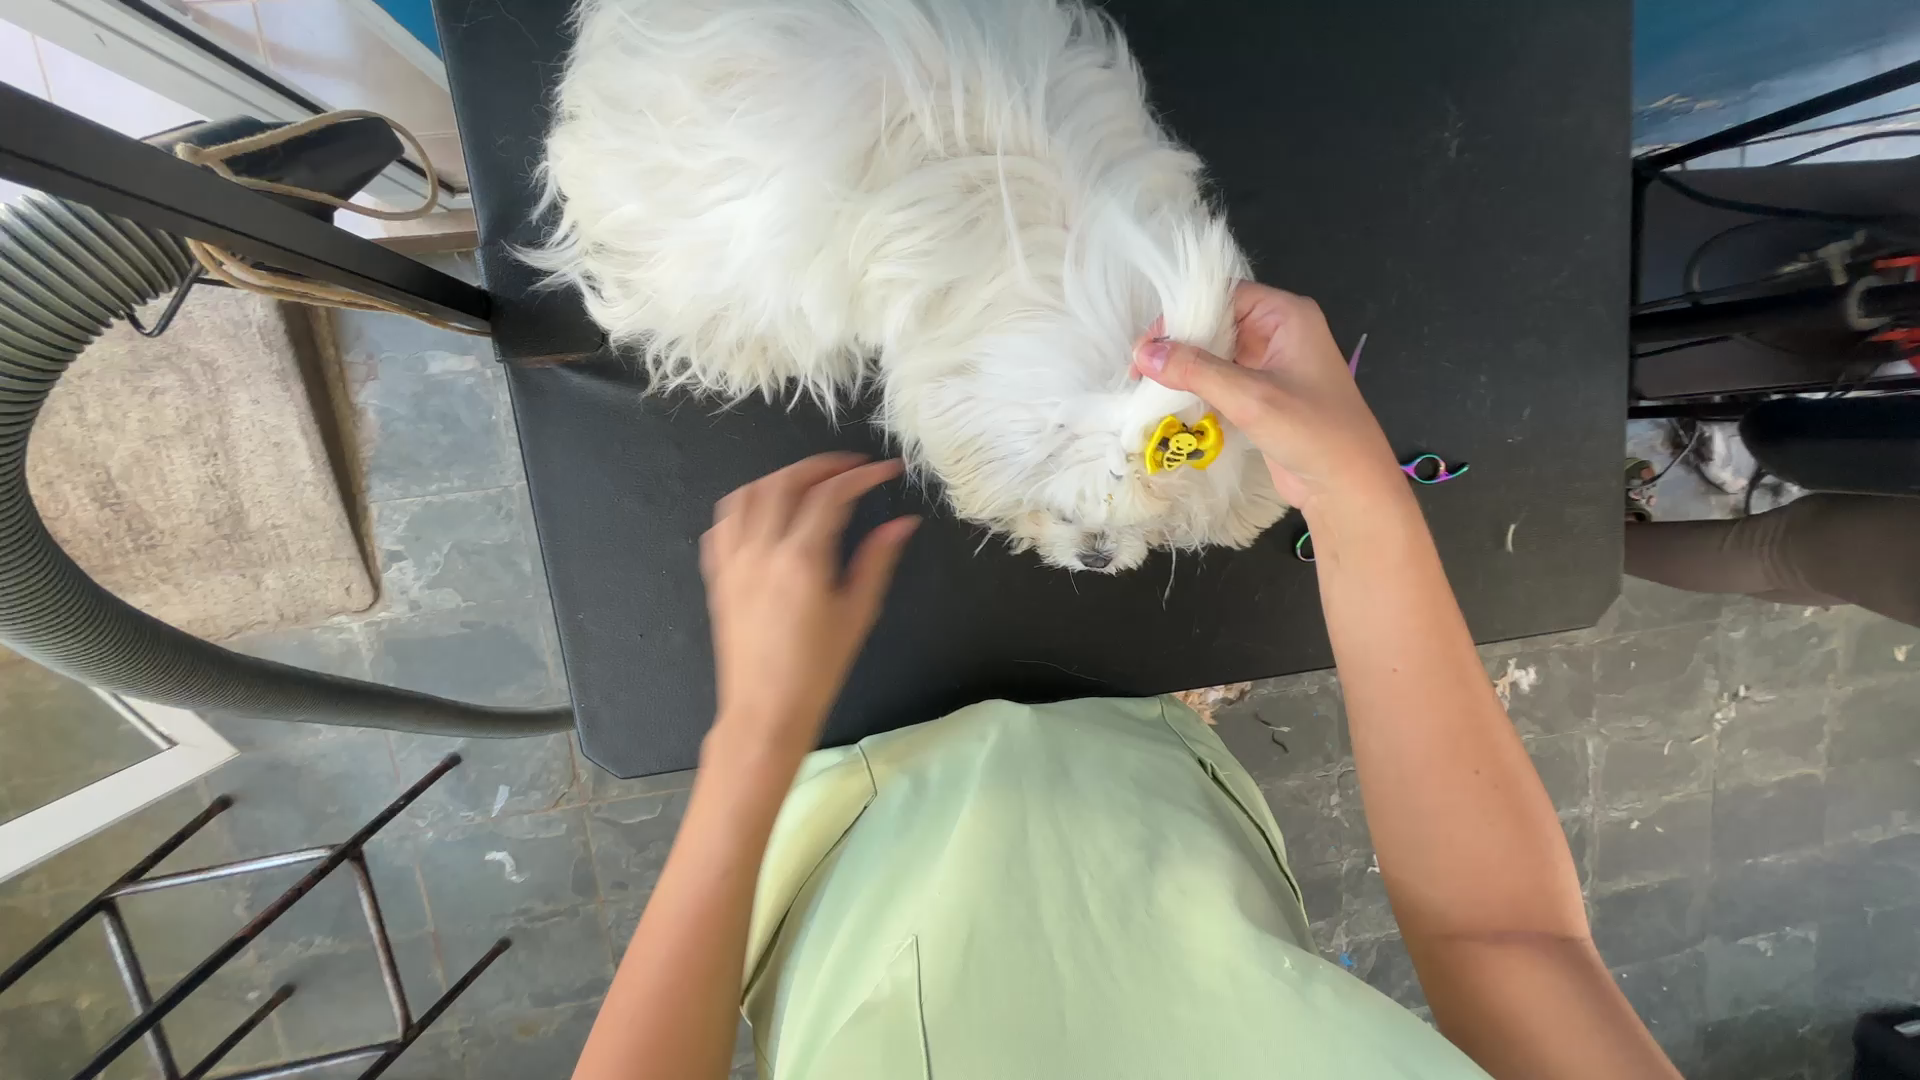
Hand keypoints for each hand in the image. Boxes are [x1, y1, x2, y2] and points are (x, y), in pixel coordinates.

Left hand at [699, 453, 918, 760]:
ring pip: (747, 494)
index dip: (862, 475)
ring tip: (808, 483)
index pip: (831, 495)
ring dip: (780, 478)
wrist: (766, 710)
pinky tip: (766, 514)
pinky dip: (745, 505)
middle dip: (821, 466)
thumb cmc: (818, 669)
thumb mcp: (858, 614)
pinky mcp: (718, 576)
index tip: (887, 469)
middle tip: (850, 469)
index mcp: (802, 560)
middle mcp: (762, 551)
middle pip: (785, 482)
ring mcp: (734, 562)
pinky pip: (723, 524)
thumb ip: (878, 560)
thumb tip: (903, 522)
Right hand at [1133, 283, 1401, 515]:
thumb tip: (1143, 354)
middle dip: (1179, 344)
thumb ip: (1195, 371)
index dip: (1183, 314)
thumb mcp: (1249, 396)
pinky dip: (1198, 389)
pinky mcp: (1262, 396)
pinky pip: (1222, 381)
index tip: (1149, 344)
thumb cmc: (1311, 430)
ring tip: (1149, 387)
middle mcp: (1278, 333)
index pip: (1224, 295)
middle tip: (1140, 369)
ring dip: (1185, 369)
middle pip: (1216, 323)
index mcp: (1286, 316)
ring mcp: (1271, 365)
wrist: (1346, 484)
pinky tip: (1172, 403)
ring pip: (1216, 355)